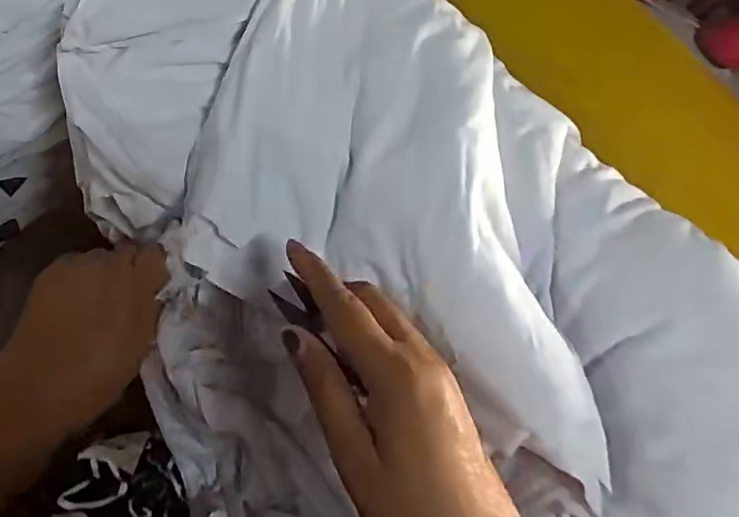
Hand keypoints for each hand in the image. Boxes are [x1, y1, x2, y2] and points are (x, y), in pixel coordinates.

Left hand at [0, 243, 167, 444]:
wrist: (34, 389)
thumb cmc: (97, 377)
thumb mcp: (139, 347)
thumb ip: (150, 311)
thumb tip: (154, 293)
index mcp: (139, 282)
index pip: (155, 253)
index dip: (151, 270)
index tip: (148, 289)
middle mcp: (112, 262)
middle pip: (126, 252)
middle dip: (125, 271)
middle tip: (117, 300)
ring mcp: (81, 263)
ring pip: (98, 259)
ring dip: (99, 275)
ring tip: (87, 305)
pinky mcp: (52, 270)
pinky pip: (73, 267)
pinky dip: (74, 280)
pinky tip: (65, 306)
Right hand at [283, 241, 517, 516]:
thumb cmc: (407, 504)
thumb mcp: (354, 456)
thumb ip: (326, 390)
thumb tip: (297, 334)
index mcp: (396, 371)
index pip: (347, 307)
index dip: (317, 275)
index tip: (293, 247)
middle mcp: (421, 355)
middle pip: (373, 301)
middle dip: (335, 287)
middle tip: (297, 292)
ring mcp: (438, 365)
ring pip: (390, 315)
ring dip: (355, 307)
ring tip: (318, 317)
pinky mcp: (445, 380)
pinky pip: (403, 335)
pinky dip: (374, 327)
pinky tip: (354, 352)